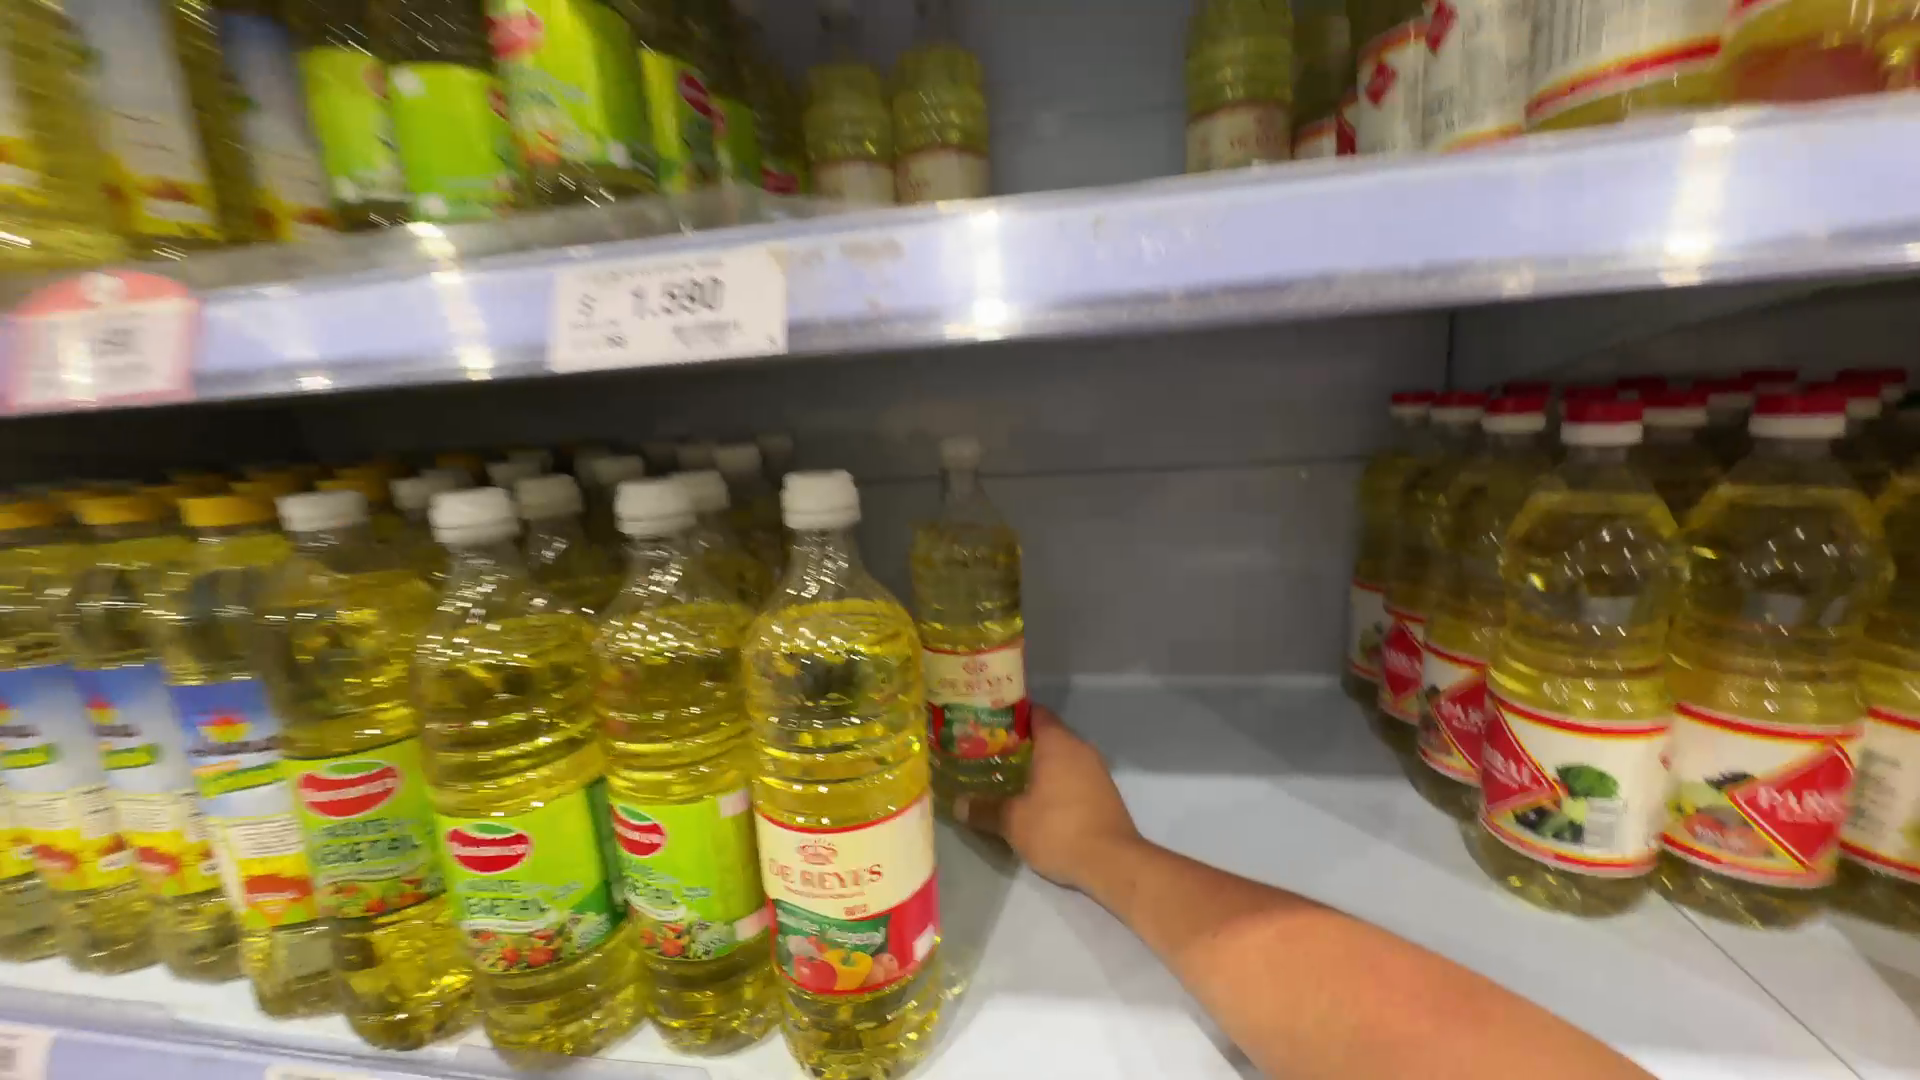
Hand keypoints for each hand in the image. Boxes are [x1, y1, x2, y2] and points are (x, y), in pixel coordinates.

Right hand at [957, 705, 1141, 890]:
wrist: (1113, 863)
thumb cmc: (1058, 829)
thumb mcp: (1012, 821)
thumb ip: (984, 809)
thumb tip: (957, 804)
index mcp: (1057, 742)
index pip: (1034, 712)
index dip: (1010, 715)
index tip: (987, 724)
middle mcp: (1079, 747)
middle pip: (1046, 734)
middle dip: (1019, 743)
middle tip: (989, 752)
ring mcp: (1096, 770)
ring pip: (1061, 756)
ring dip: (1038, 764)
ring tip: (1008, 776)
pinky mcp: (1104, 792)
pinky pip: (1074, 775)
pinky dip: (1055, 780)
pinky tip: (1037, 798)